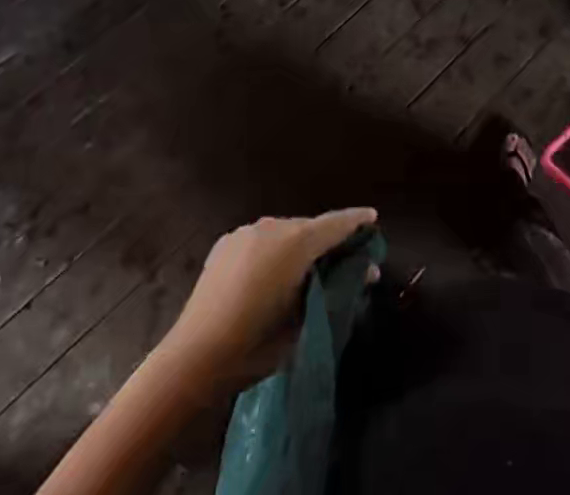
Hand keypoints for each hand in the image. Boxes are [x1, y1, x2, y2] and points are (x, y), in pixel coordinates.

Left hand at [160, 209, 377, 387]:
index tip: (373, 218)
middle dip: (329, 240)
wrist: (196, 352)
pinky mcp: (225, 243)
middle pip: (309, 227)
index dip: (356, 221)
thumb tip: (364, 272)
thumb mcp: (308, 320)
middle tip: (346, 260)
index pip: (334, 224)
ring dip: (301, 245)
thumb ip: (337, 290)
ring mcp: (244, 233)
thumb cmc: (258, 342)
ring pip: (284, 232)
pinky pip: (261, 240)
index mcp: (294, 242)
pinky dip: (276, 250)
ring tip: (311, 269)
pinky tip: (276, 273)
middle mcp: (270, 227)